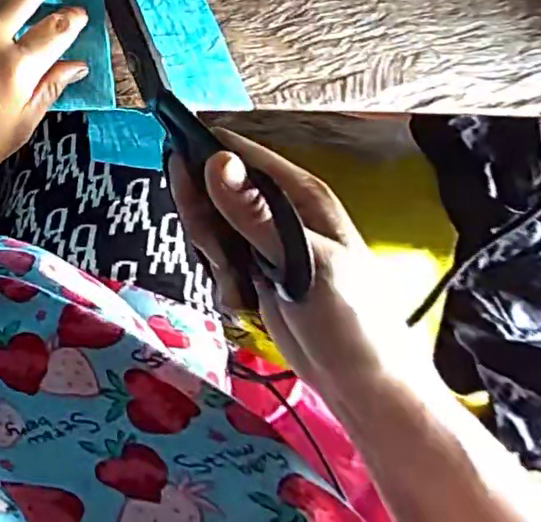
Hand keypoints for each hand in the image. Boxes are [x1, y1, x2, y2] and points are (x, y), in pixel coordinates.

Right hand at [169, 129, 426, 397]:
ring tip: (239, 282)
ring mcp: (259, 237)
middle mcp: (274, 207)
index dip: (200, 153)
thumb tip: (217, 159)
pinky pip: (210, 255)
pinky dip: (217, 277)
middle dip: (203, 221)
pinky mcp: (248, 265)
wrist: (364, 389)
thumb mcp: (304, 262)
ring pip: (204, 223)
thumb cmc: (353, 322)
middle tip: (221, 256)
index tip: (177, 173)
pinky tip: (242, 298)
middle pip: (207, 188)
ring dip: (210, 255)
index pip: (233, 150)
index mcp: (296, 193)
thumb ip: (254, 213)